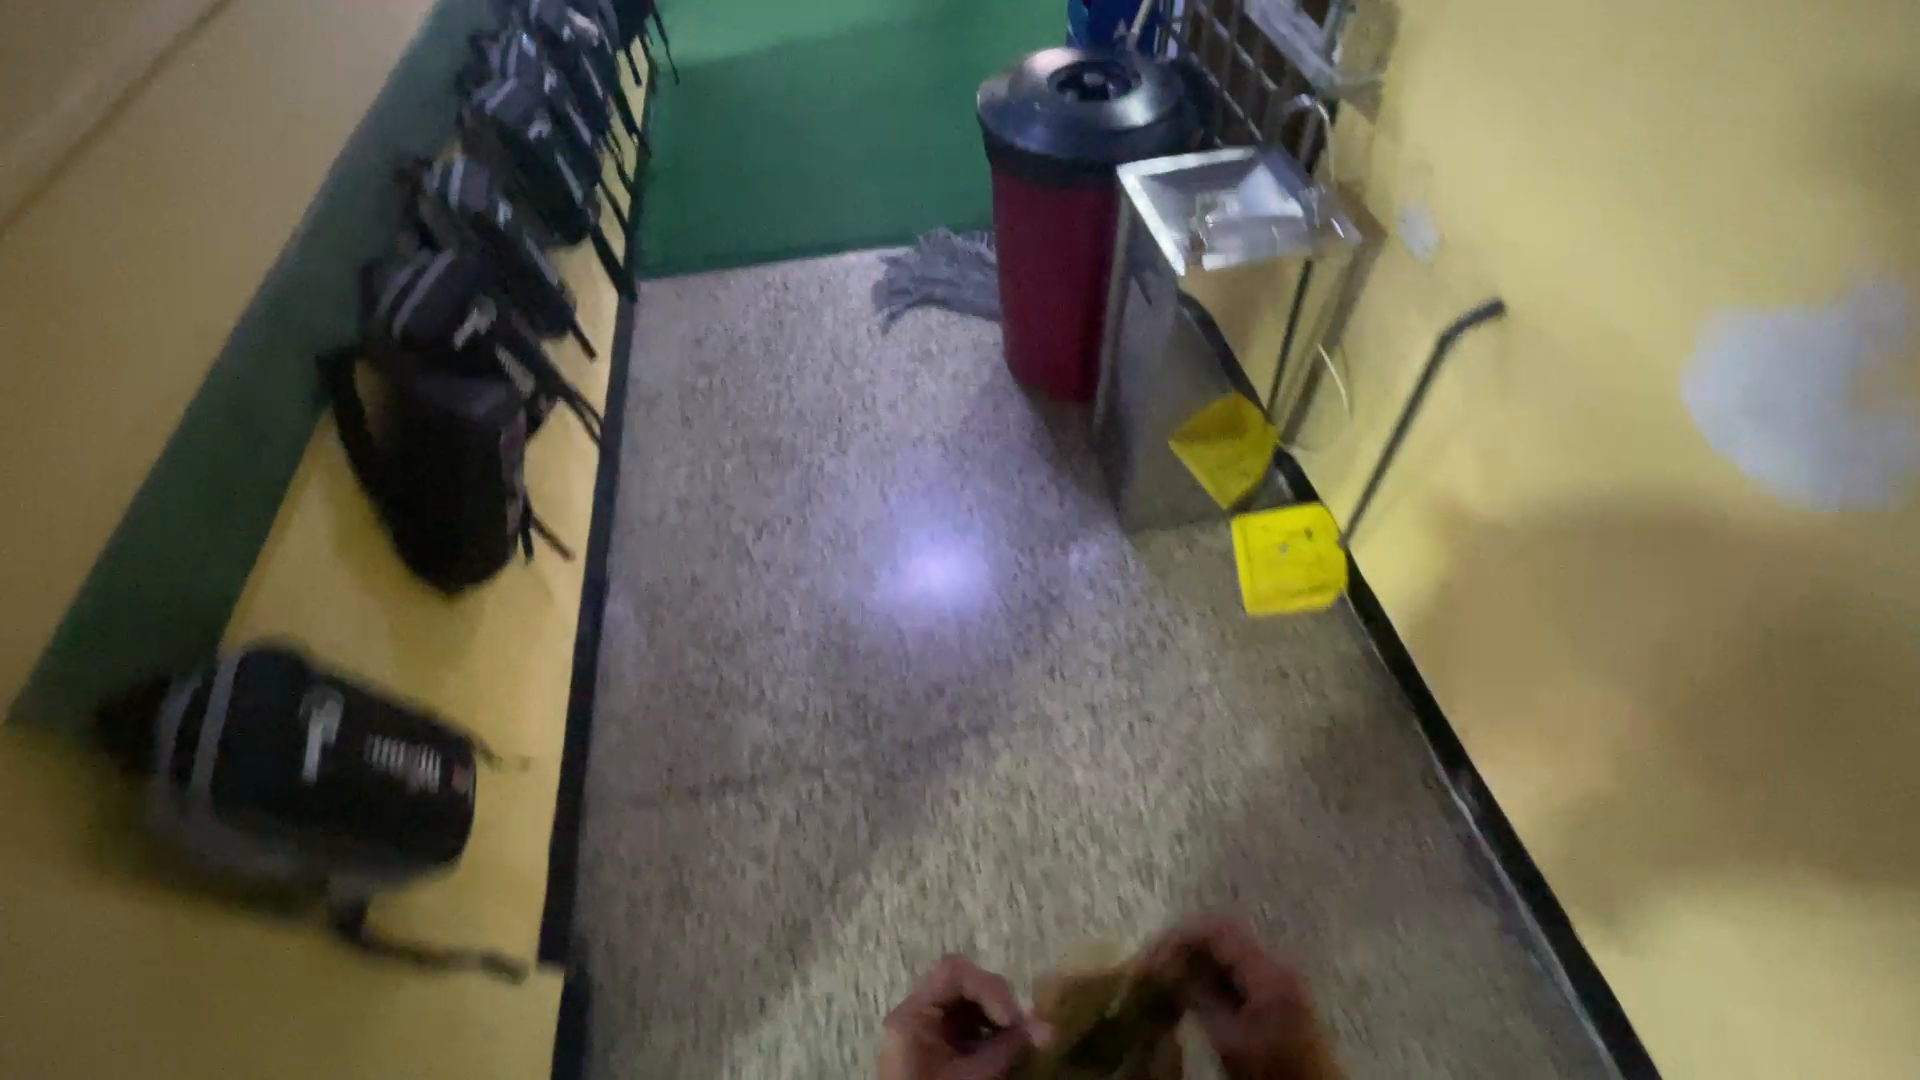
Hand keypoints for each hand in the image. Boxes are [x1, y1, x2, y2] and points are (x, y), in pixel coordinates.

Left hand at [879, 954, 1048, 1079]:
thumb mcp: (973, 1078)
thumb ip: (1008, 1049)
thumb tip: (1048, 1026)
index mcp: (913, 1013)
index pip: (953, 972)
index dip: (988, 987)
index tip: (1011, 1019)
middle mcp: (917, 1011)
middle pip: (961, 981)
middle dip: (995, 999)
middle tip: (1020, 1027)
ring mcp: (926, 1028)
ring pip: (966, 1000)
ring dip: (995, 1014)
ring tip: (1016, 1037)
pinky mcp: (938, 1045)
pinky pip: (966, 1023)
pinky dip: (989, 1030)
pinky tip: (1004, 1046)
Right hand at [1136, 915, 1339, 1079]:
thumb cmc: (1271, 1075)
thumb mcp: (1228, 1039)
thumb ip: (1197, 996)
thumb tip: (1163, 967)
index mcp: (1267, 969)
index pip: (1216, 928)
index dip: (1180, 935)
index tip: (1152, 954)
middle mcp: (1274, 963)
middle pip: (1221, 935)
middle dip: (1184, 946)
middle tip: (1153, 966)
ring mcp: (1277, 977)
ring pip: (1225, 952)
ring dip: (1194, 961)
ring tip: (1164, 978)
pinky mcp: (1275, 993)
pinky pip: (1235, 970)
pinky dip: (1209, 976)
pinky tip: (1190, 993)